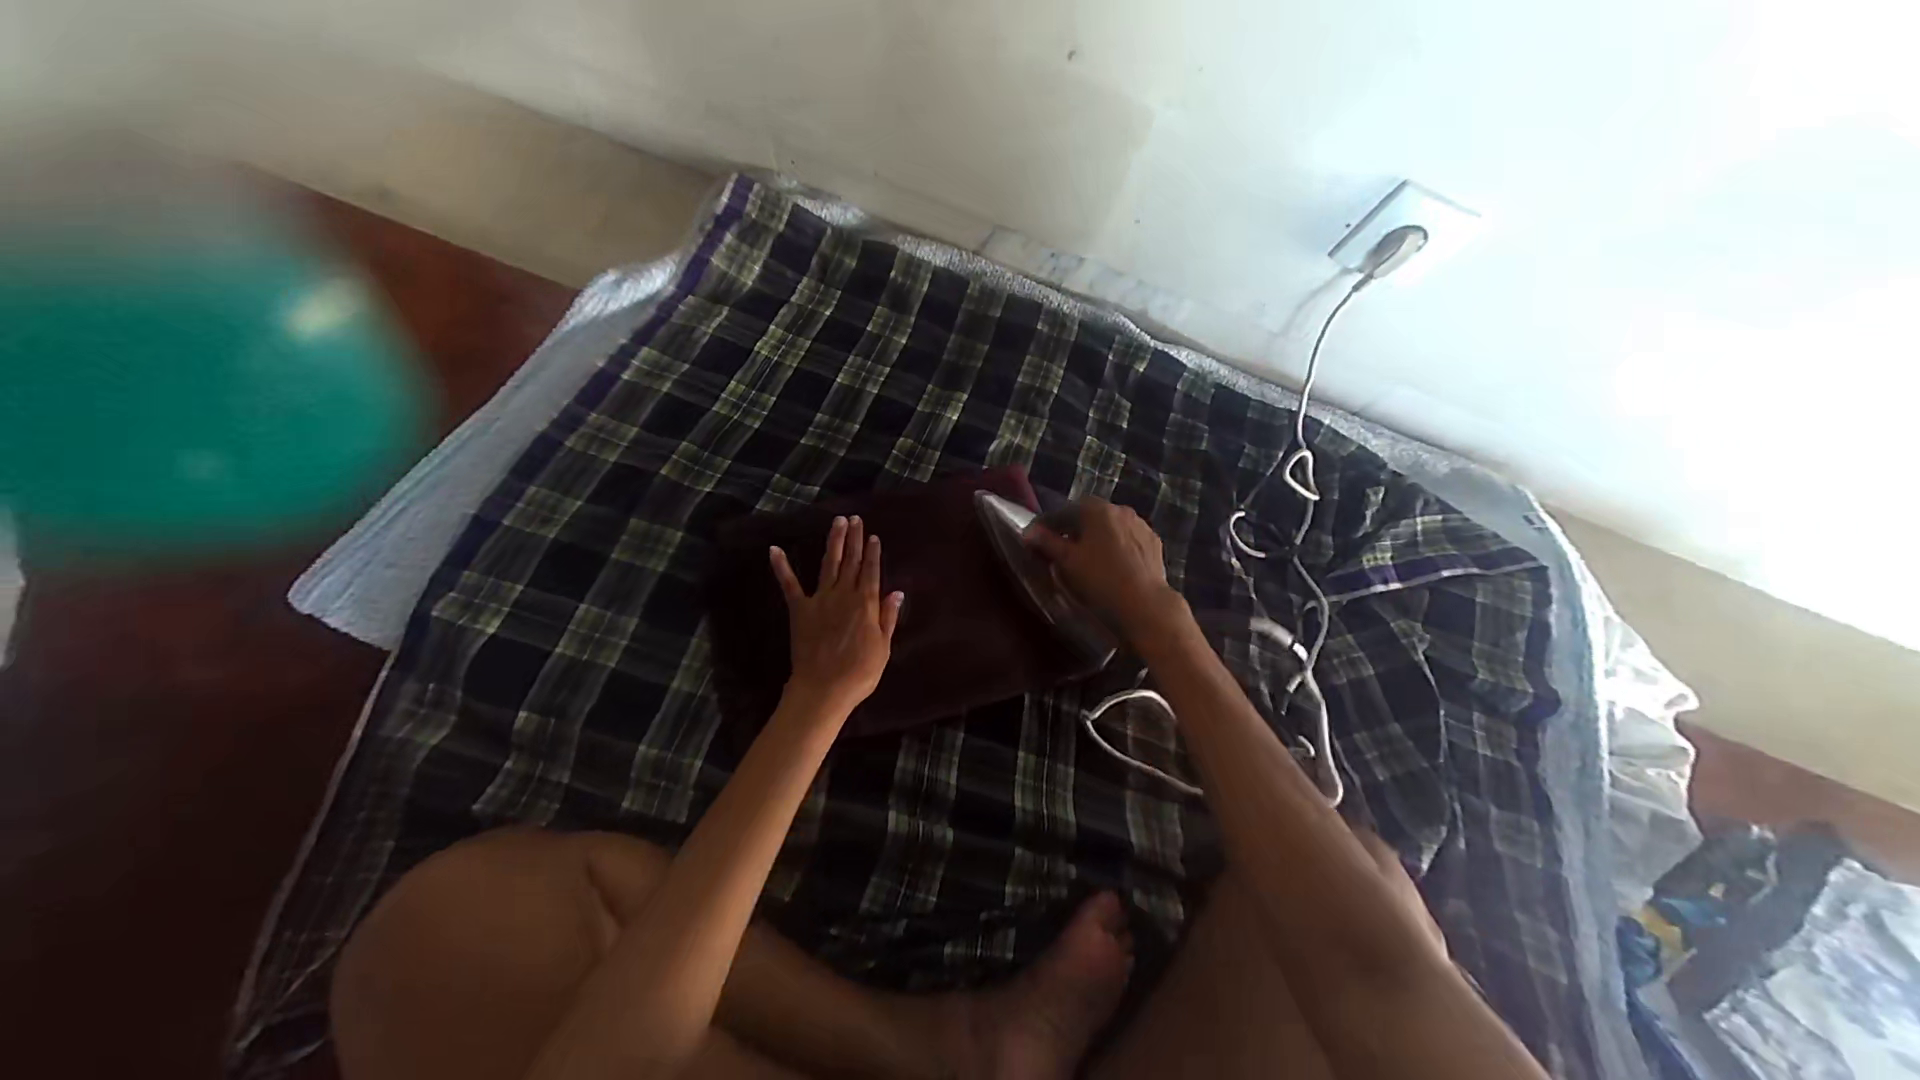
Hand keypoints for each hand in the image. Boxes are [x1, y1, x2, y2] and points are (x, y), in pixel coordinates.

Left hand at [769, 515, 904, 714]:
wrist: (824, 687)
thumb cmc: (860, 672)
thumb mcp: (883, 647)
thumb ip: (888, 617)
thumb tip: (897, 591)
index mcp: (866, 603)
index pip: (871, 571)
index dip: (872, 552)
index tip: (873, 535)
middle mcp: (844, 594)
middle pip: (851, 561)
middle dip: (854, 538)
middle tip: (855, 518)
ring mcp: (820, 599)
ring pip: (828, 564)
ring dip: (833, 542)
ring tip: (837, 522)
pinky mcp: (800, 609)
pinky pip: (789, 584)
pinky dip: (781, 566)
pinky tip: (774, 549)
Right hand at [1022, 497, 1184, 640]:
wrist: (1145, 605)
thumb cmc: (1100, 580)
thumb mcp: (1066, 562)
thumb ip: (1046, 543)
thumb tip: (1029, 532)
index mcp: (1095, 509)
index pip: (1062, 512)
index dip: (1045, 526)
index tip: (1035, 540)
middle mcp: (1119, 509)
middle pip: (1087, 516)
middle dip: (1071, 530)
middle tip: (1059, 550)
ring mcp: (1140, 525)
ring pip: (1109, 527)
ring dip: (1095, 537)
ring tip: (1085, 558)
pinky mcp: (1154, 542)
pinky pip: (1126, 539)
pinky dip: (1114, 547)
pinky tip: (1110, 564)